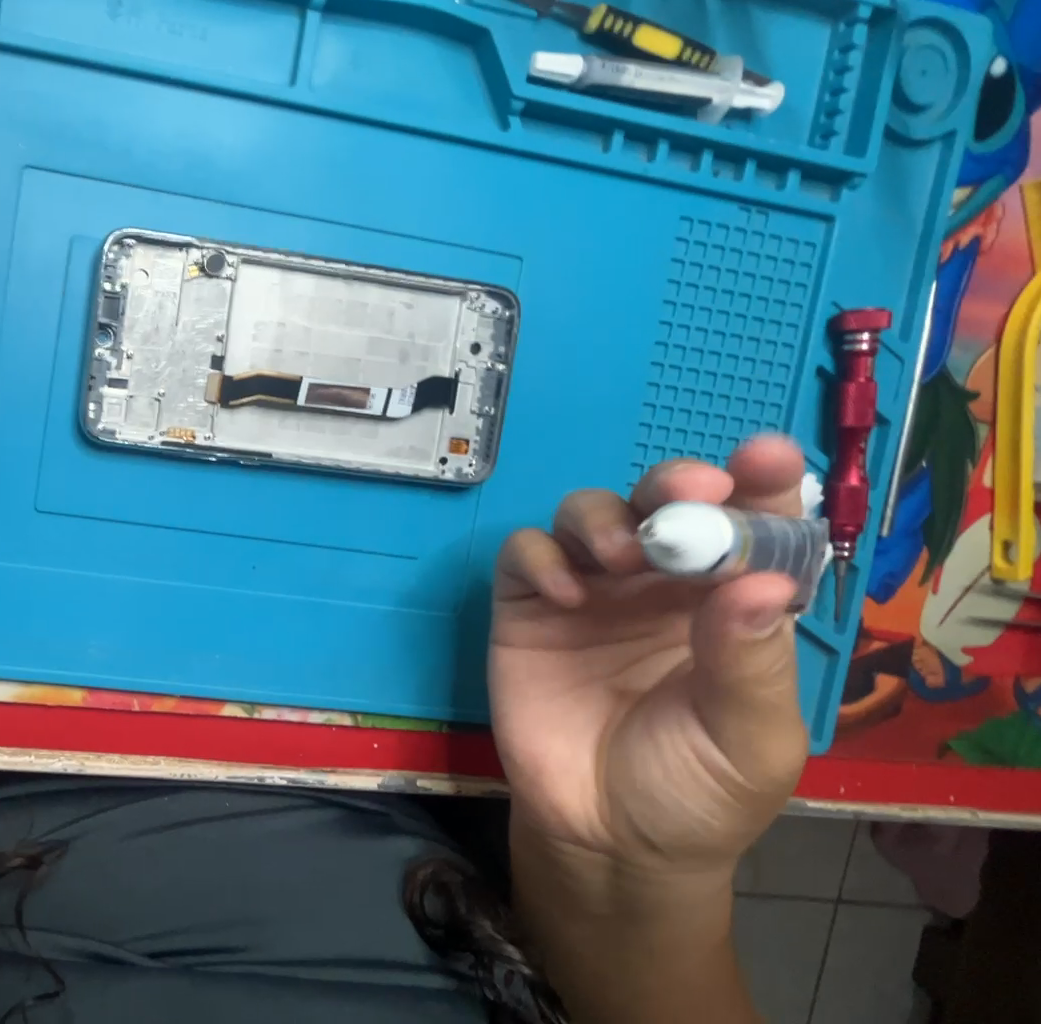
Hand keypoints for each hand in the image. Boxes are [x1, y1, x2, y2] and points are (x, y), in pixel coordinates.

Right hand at [490, 436, 810, 878]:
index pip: (749, 530)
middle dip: (673, 484)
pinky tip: (564, 593)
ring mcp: (587, 592)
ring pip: (587, 515)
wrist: (603, 834)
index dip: (758, 487)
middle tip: (688, 492)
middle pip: (660, 504)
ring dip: (605, 517)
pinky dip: (541, 557)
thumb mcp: (748, 739)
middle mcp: (656, 586)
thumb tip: (760, 582)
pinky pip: (525, 555)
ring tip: (624, 557)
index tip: (765, 458)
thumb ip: (749, 662)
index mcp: (725, 605)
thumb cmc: (695, 790)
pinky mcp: (526, 608)